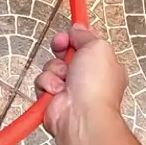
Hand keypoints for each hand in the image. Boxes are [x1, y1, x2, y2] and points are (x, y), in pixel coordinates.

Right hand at [35, 24, 127, 144]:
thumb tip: (78, 29)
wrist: (81, 115)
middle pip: (66, 52)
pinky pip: (42, 81)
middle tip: (62, 50)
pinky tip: (57, 91)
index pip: (87, 44)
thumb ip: (86, 35)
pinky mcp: (53, 98)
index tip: (72, 31)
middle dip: (62, 49)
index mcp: (103, 65)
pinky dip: (47, 84)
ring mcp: (69, 88)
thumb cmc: (96, 86)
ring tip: (65, 79)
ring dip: (55, 69)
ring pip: (51, 66)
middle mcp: (87, 77)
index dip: (77, 36)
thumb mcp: (98, 47)